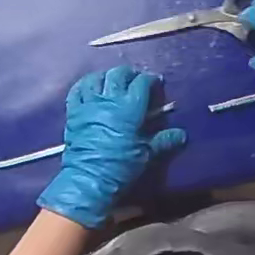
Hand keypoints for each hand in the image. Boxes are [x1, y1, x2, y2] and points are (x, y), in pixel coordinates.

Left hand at [38, 66, 185, 228]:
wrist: (88, 181)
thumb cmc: (121, 167)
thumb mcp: (146, 154)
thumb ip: (163, 141)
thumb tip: (181, 135)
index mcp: (130, 107)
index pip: (142, 83)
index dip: (151, 80)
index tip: (156, 83)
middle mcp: (108, 99)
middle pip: (119, 74)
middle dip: (129, 74)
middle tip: (135, 80)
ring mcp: (88, 104)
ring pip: (96, 78)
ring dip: (106, 76)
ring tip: (112, 81)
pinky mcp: (73, 112)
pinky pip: (77, 91)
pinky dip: (85, 85)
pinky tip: (90, 88)